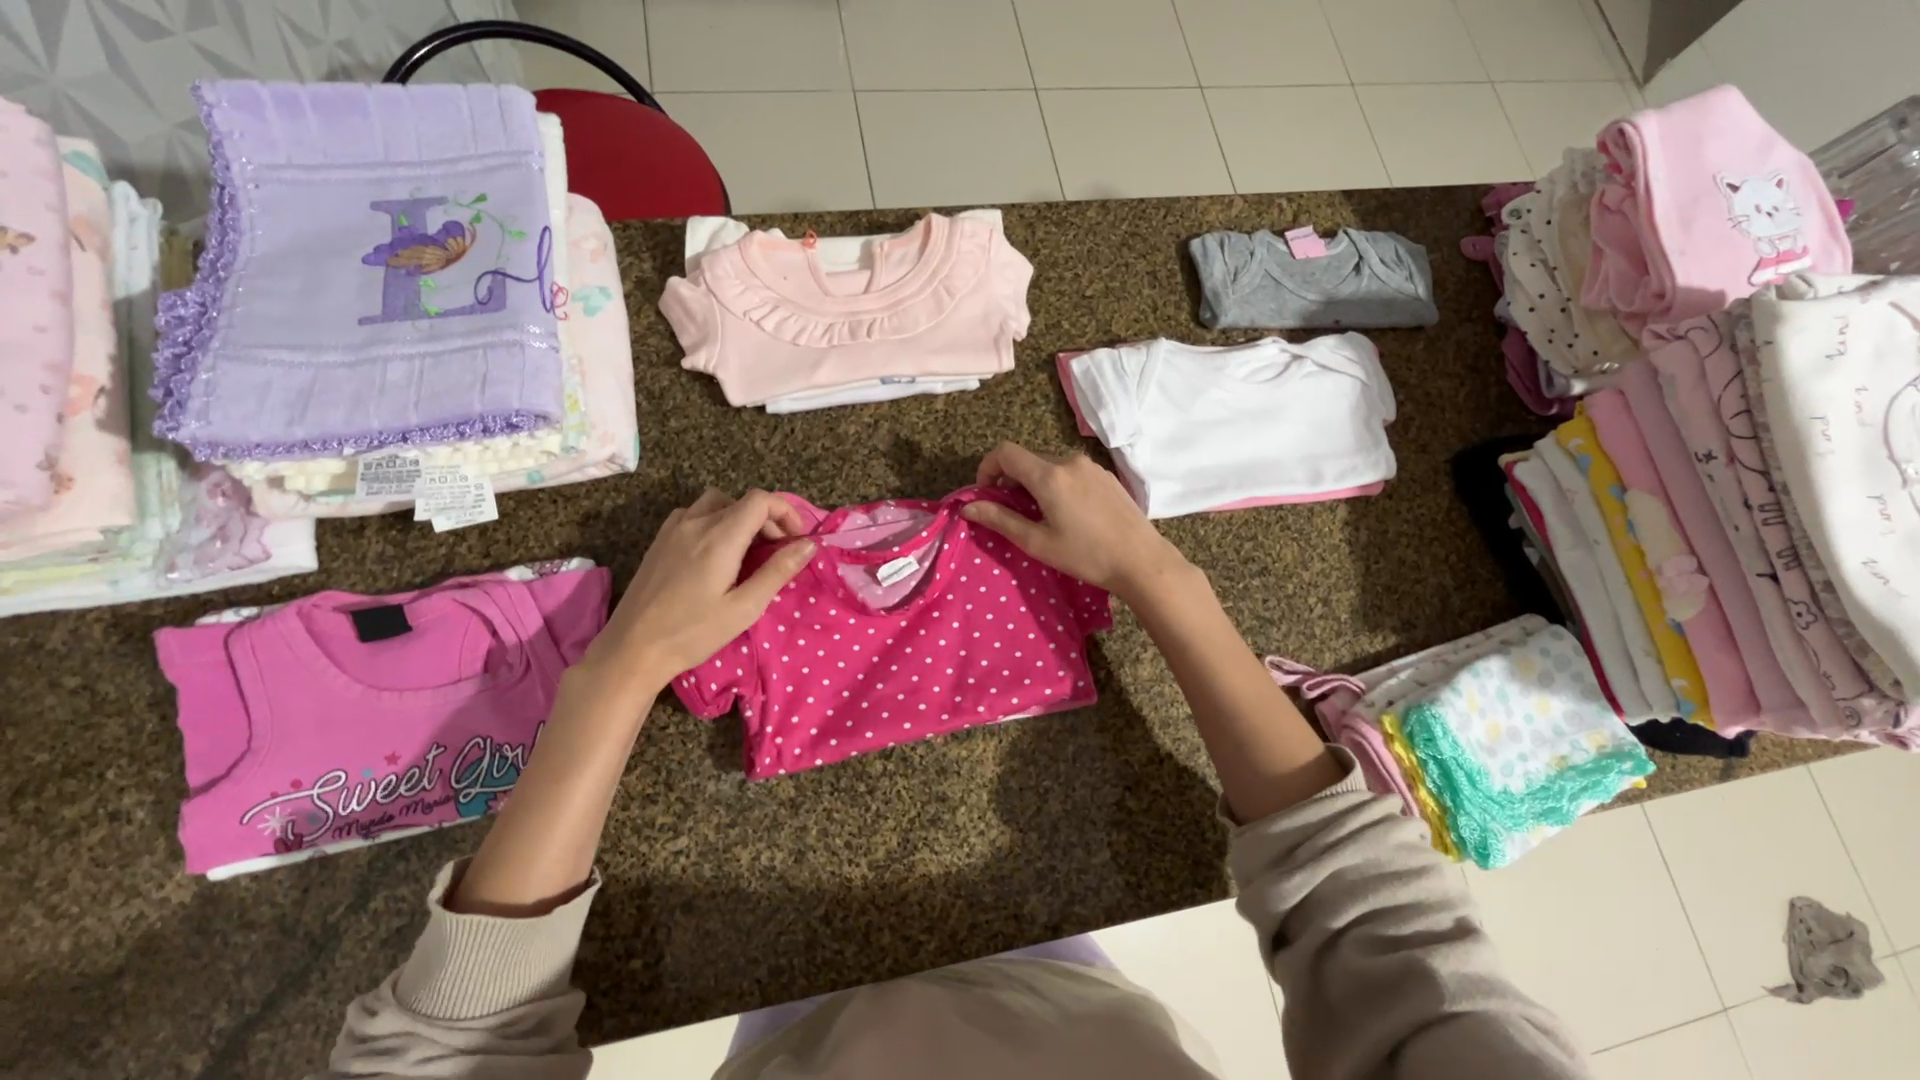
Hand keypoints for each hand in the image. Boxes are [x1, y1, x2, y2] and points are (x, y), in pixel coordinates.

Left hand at [582, 489, 815, 697]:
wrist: (632, 648)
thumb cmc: (692, 633)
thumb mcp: (744, 608)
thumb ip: (777, 571)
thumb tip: (808, 545)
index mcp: (719, 538)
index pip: (760, 500)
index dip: (785, 512)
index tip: (797, 539)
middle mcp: (695, 524)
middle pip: (741, 500)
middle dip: (767, 519)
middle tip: (778, 552)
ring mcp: (672, 530)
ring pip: (715, 503)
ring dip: (739, 517)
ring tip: (747, 550)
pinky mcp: (659, 541)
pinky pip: (693, 514)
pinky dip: (714, 522)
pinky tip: (715, 553)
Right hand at [960, 441, 1188, 600]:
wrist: (1141, 560)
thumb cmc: (1086, 556)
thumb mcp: (1037, 542)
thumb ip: (1000, 519)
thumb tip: (968, 507)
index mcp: (1049, 475)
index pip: (1005, 452)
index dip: (987, 468)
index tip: (986, 494)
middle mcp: (1069, 462)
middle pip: (1028, 459)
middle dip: (1011, 481)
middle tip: (1012, 513)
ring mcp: (1091, 467)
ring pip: (1050, 466)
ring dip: (1035, 484)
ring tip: (1041, 516)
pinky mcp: (1107, 476)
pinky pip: (1071, 472)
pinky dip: (1058, 485)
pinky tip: (1068, 515)